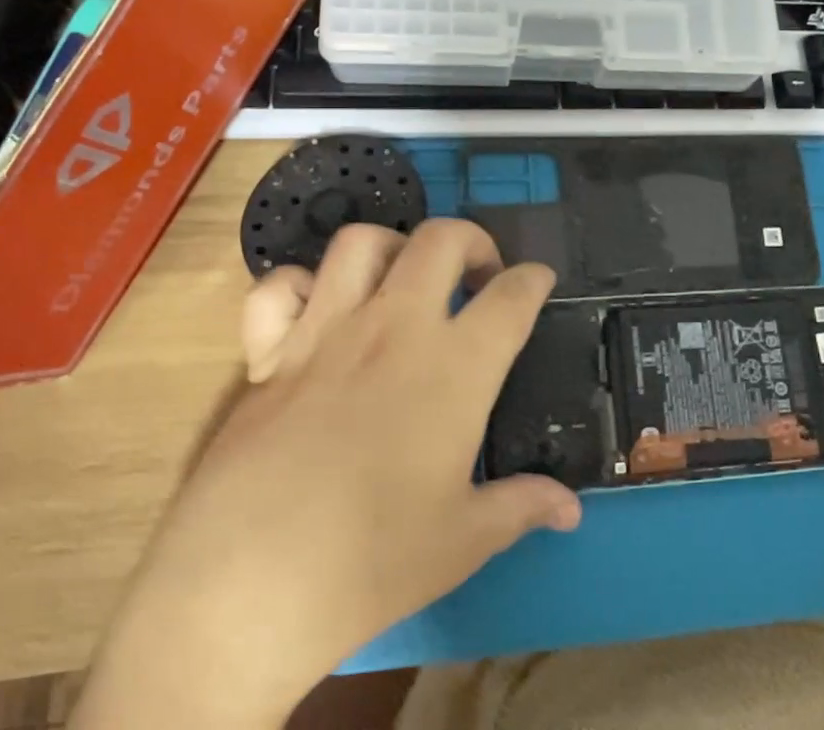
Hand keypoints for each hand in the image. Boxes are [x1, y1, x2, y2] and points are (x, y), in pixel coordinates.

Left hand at [73, 220, 579, 729]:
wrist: (251, 582)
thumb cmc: (373, 561)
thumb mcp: (465, 540)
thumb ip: (523, 507)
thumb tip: (571, 509)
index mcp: (455, 368)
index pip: (511, 298)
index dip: (534, 280)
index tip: (539, 282)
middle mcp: (393, 330)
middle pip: (440, 241)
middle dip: (472, 241)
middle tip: (480, 277)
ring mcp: (324, 333)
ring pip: (361, 244)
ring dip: (395, 247)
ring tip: (406, 281)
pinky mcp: (268, 354)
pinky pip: (280, 287)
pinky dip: (301, 284)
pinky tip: (317, 312)